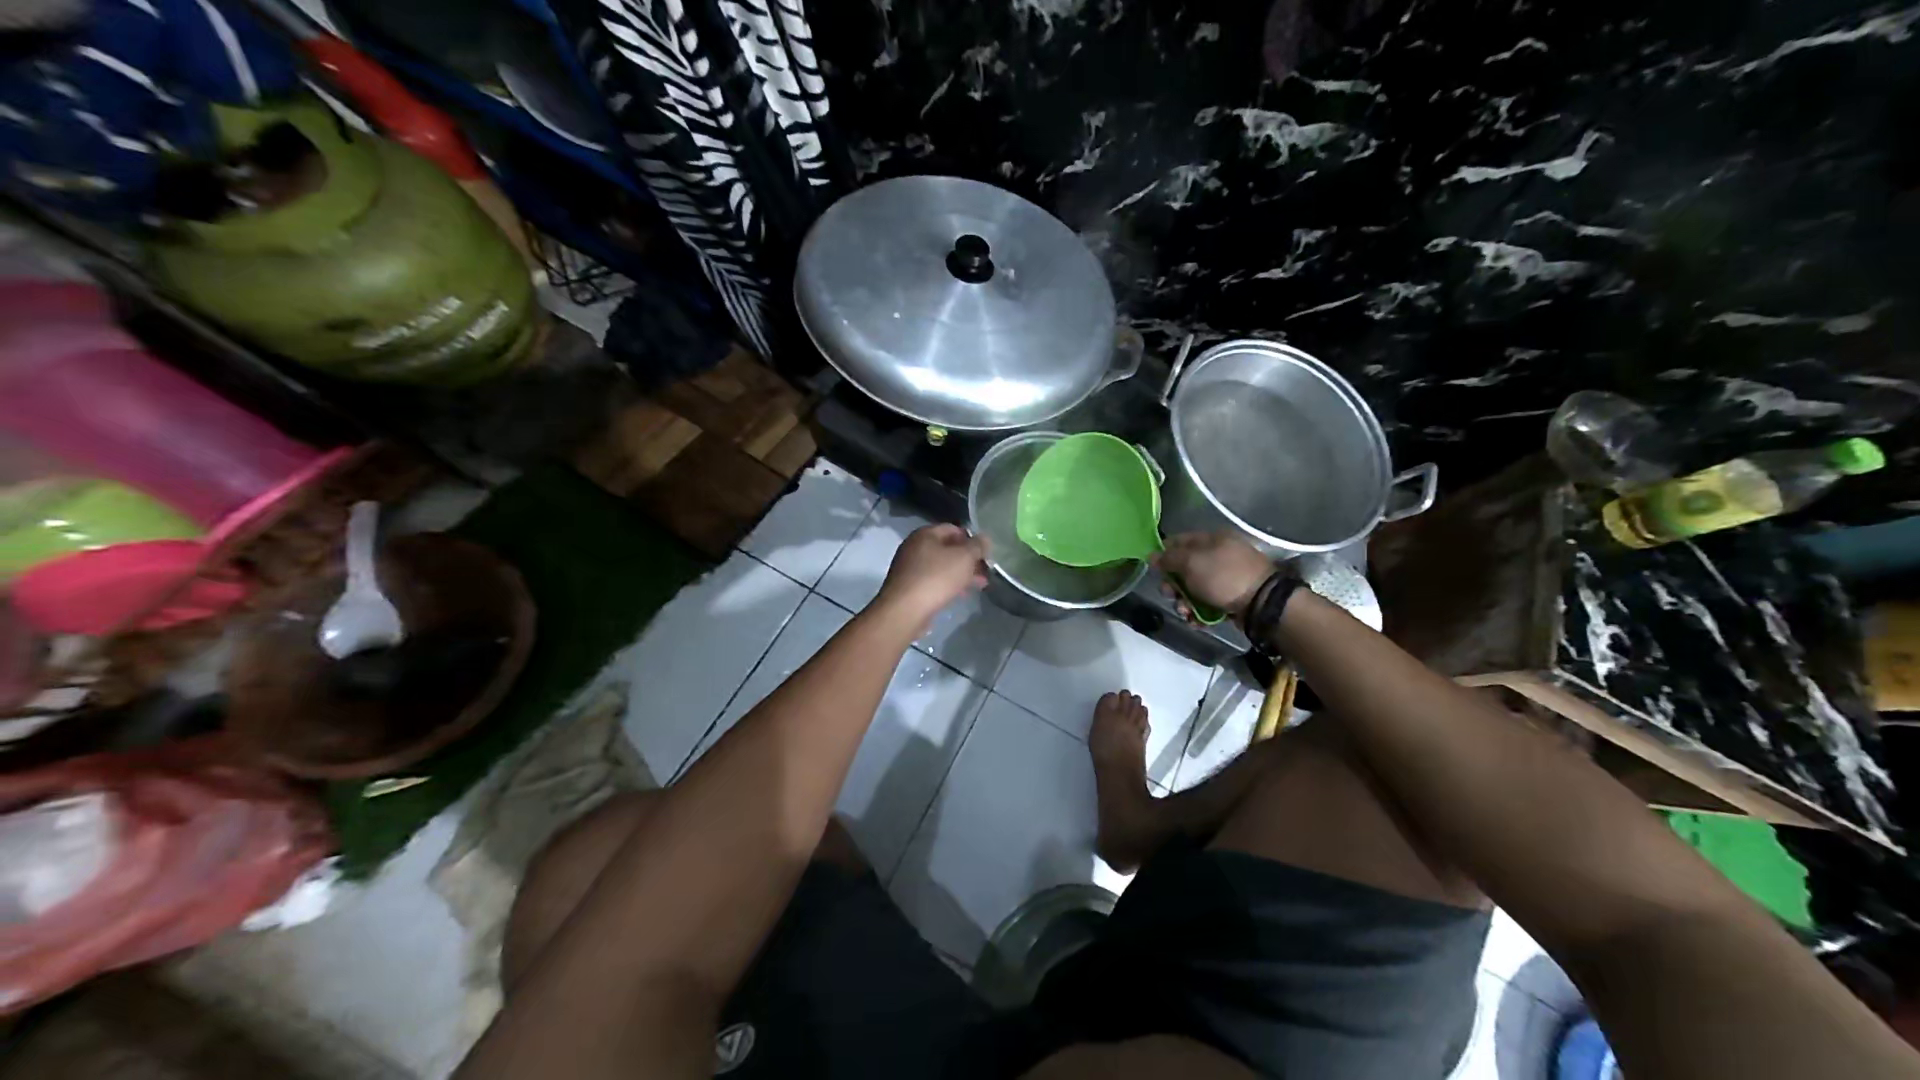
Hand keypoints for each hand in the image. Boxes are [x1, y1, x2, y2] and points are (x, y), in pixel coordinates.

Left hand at [873, 524, 989, 626]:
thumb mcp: (964, 558)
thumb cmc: (936, 578)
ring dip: (961, 573)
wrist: (905, 610)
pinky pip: (933, 581)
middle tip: (985, 571)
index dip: (972, 539)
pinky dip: (948, 585)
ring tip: (979, 585)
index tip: (986, 553)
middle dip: (968, 559)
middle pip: (947, 549)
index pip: (953, 529)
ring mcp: (910, 568)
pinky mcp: (909, 587)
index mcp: (925, 534)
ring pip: (941, 566)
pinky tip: (960, 594)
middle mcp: (914, 547)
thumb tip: (984, 538)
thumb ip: (977, 546)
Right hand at [1153, 531, 1274, 619]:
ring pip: (1194, 588)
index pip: (1179, 541)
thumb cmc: (1223, 576)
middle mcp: (1219, 555)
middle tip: (1170, 596)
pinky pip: (1207, 602)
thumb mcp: (1191, 563)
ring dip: (1184, 602)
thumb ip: (1169, 558)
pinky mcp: (1231, 597)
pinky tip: (1197, 621)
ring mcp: (1226, 577)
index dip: (1163, 554)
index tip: (1155, 570)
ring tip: (1186, 613)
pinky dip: (1199, 612)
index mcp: (1212, 539)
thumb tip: (1152, 556)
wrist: (1262, 602)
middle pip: (1184, 568)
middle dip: (1173, 585)